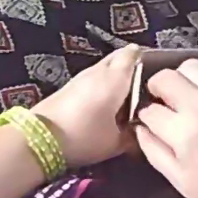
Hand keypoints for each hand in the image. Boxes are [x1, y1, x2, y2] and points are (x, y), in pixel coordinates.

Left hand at [33, 44, 141, 167]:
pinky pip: (92, 78)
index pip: (133, 55)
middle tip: (143, 84)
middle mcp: (98, 71)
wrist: (40, 138)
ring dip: (115, 76)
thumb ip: (134, 134)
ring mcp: (80, 77)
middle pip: (118, 58)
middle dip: (131, 65)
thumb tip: (144, 128)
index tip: (157, 72)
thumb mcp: (116, 142)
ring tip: (126, 95)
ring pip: (103, 68)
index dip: (146, 58)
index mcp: (115, 78)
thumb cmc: (84, 136)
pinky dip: (102, 84)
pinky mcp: (68, 87)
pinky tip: (106, 102)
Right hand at [134, 60, 197, 197]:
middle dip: (156, 89)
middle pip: (165, 78)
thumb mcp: (181, 181)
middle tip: (162, 104)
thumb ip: (154, 151)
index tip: (150, 124)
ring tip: (183, 94)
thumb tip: (141, 128)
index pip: (149, 111)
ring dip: (181, 77)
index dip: (145, 118)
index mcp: (184, 132)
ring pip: (191, 66)